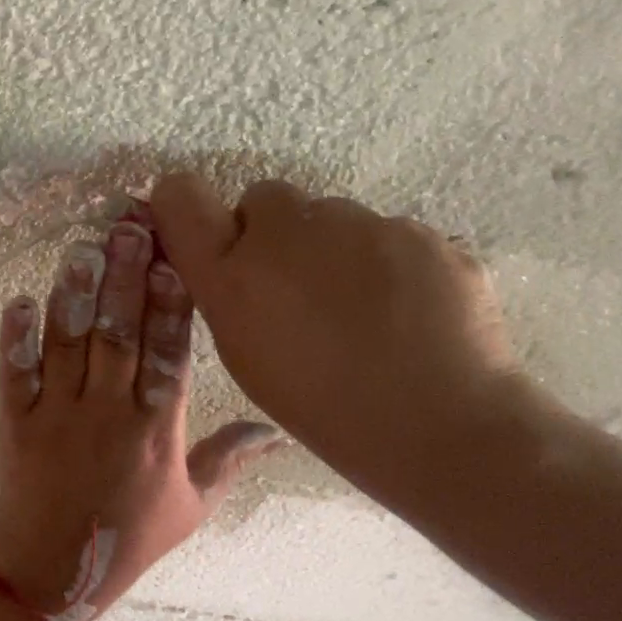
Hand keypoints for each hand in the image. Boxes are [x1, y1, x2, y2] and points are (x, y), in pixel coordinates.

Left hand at [0, 220, 283, 620]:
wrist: (55, 562)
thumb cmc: (129, 533)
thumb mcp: (193, 503)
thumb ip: (229, 459)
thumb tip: (276, 429)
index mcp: (157, 430)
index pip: (169, 357)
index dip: (171, 308)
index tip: (175, 262)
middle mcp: (109, 413)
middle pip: (119, 336)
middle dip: (124, 280)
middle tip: (128, 230)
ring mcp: (58, 412)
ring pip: (68, 345)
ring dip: (74, 296)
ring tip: (81, 250)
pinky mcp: (15, 417)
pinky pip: (15, 372)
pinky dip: (16, 337)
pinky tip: (21, 300)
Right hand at [150, 175, 521, 445]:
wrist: (440, 426)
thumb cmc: (317, 399)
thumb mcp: (238, 345)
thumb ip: (221, 283)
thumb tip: (221, 244)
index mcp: (229, 268)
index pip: (181, 194)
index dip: (191, 208)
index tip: (215, 239)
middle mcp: (286, 230)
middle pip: (268, 200)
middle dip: (275, 232)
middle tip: (296, 287)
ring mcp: (362, 226)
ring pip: (335, 218)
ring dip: (335, 247)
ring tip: (360, 308)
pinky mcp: (425, 236)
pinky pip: (394, 236)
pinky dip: (393, 264)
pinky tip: (406, 312)